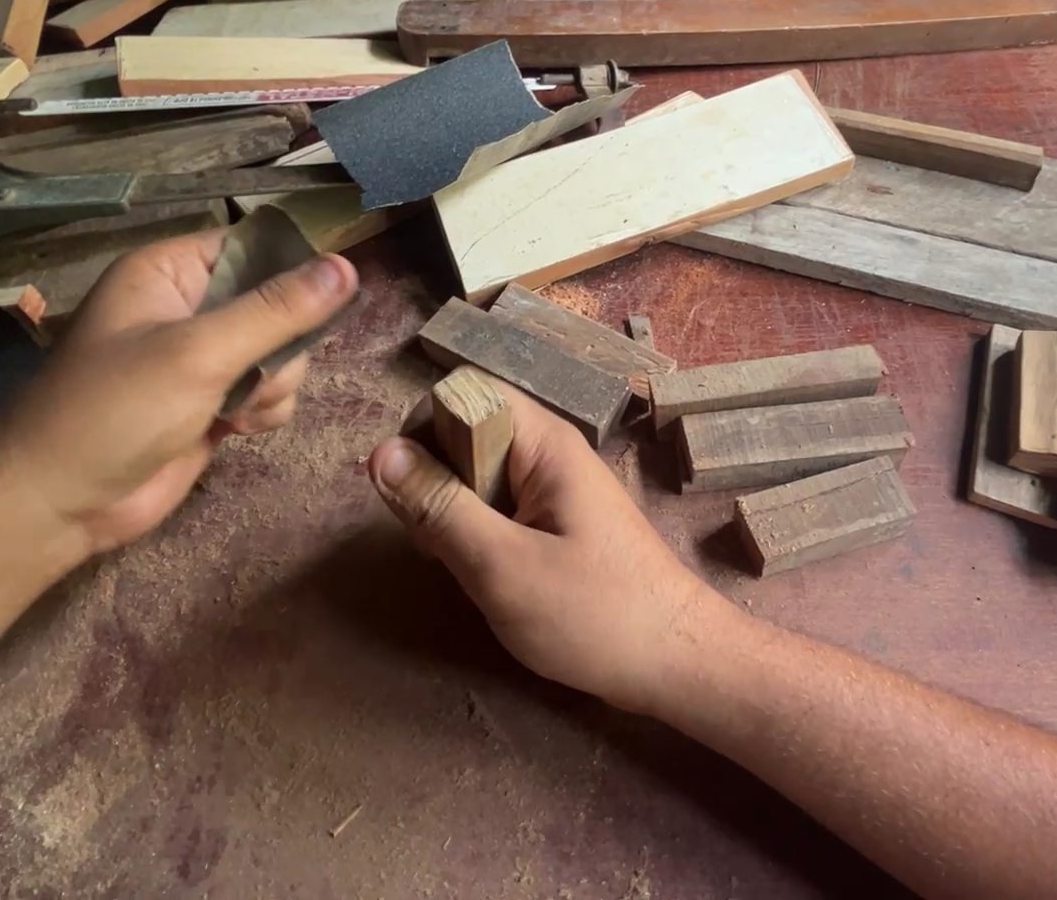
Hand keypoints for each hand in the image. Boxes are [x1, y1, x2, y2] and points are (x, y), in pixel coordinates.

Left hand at [0, 229, 357, 558]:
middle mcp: (190, 307)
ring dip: (275, 383)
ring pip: (283, 352)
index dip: (295, 267)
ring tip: (238, 409)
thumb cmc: (115, 412)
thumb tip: (346, 268)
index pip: (254, 247)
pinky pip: (272, 390)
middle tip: (259, 369)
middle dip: (284, 343)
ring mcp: (205, 357)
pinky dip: (265, 410)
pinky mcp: (216, 400)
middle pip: (280, 304)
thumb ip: (277, 311)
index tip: (329, 297)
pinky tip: (239, 429)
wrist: (60, 505)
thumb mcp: (200, 352)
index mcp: (171, 273)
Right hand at [367, 379, 739, 712]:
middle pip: (469, 435)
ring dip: (454, 514)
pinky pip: (500, 507)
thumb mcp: (503, 566)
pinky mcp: (557, 522)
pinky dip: (478, 534)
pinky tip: (482, 574)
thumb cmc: (594, 614)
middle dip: (436, 481)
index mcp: (544, 443)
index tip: (412, 492)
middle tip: (434, 543)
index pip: (468, 396)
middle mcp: (550, 453)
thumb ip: (441, 508)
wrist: (675, 661)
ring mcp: (556, 488)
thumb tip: (381, 453)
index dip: (427, 431)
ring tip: (458, 565)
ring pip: (479, 476)